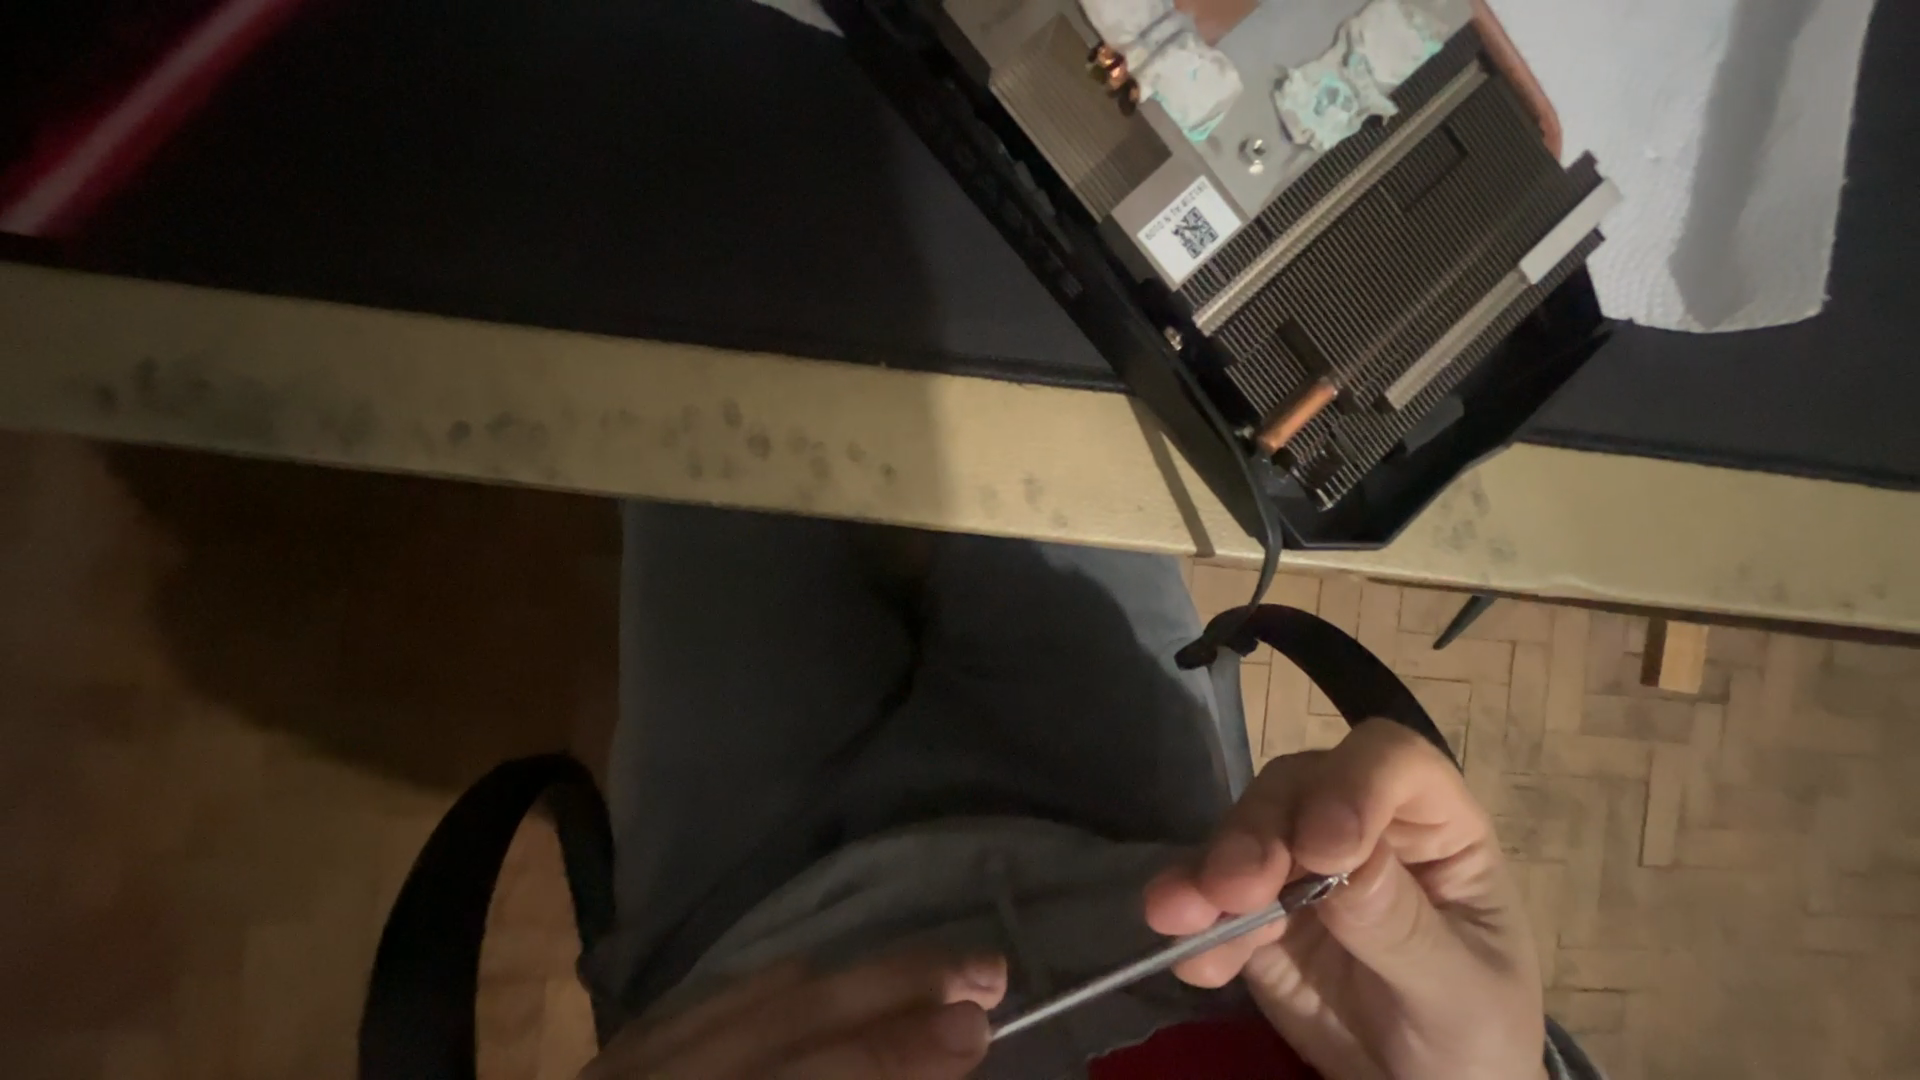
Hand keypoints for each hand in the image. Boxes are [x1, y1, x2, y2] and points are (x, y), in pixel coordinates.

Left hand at [582, 949, 1006, 1079]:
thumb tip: (925, 1067)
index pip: (817, 1073)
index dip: (900, 1052)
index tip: (979, 1028)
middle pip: (795, 1015)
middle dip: (898, 987)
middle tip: (986, 969)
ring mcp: (634, 1064)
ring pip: (759, 991)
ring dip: (853, 976)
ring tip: (931, 968)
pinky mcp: (622, 1052)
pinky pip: (719, 995)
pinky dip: (788, 983)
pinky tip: (830, 978)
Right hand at [1144, 719, 1544, 1079]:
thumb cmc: (1474, 1040)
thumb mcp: (1463, 996)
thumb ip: (1404, 927)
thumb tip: (1341, 861)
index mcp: (1430, 824)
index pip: (1390, 761)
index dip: (1352, 785)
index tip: (1323, 848)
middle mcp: (1357, 821)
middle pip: (1296, 788)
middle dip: (1258, 833)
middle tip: (1234, 890)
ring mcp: (1297, 857)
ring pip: (1244, 828)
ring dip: (1209, 870)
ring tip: (1180, 916)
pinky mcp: (1253, 902)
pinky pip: (1211, 889)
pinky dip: (1193, 915)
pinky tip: (1190, 953)